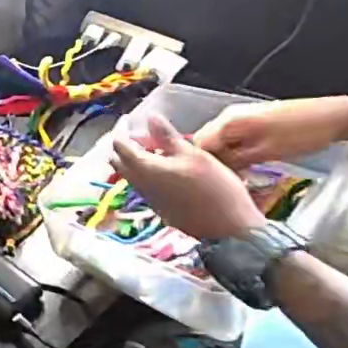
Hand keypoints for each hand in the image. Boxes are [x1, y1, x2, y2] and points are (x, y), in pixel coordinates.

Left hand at [110, 113, 265, 240]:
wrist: (230, 229)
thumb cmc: (215, 187)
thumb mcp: (193, 155)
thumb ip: (167, 136)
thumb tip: (150, 117)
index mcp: (144, 168)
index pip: (119, 145)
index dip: (121, 129)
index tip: (128, 119)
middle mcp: (139, 184)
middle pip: (117, 160)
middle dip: (123, 144)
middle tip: (141, 134)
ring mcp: (147, 197)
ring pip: (129, 173)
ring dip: (134, 159)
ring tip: (155, 148)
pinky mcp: (157, 206)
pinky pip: (141, 184)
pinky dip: (144, 171)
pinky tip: (165, 167)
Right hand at [196, 99, 347, 169]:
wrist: (335, 116)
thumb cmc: (302, 135)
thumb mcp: (266, 153)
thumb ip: (235, 160)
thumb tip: (213, 171)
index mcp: (227, 121)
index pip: (198, 144)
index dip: (204, 164)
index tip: (216, 181)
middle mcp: (228, 115)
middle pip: (206, 141)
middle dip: (213, 160)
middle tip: (229, 179)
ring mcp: (240, 115)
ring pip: (219, 139)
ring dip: (225, 156)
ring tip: (240, 173)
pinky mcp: (252, 118)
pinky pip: (232, 136)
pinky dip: (235, 149)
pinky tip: (249, 161)